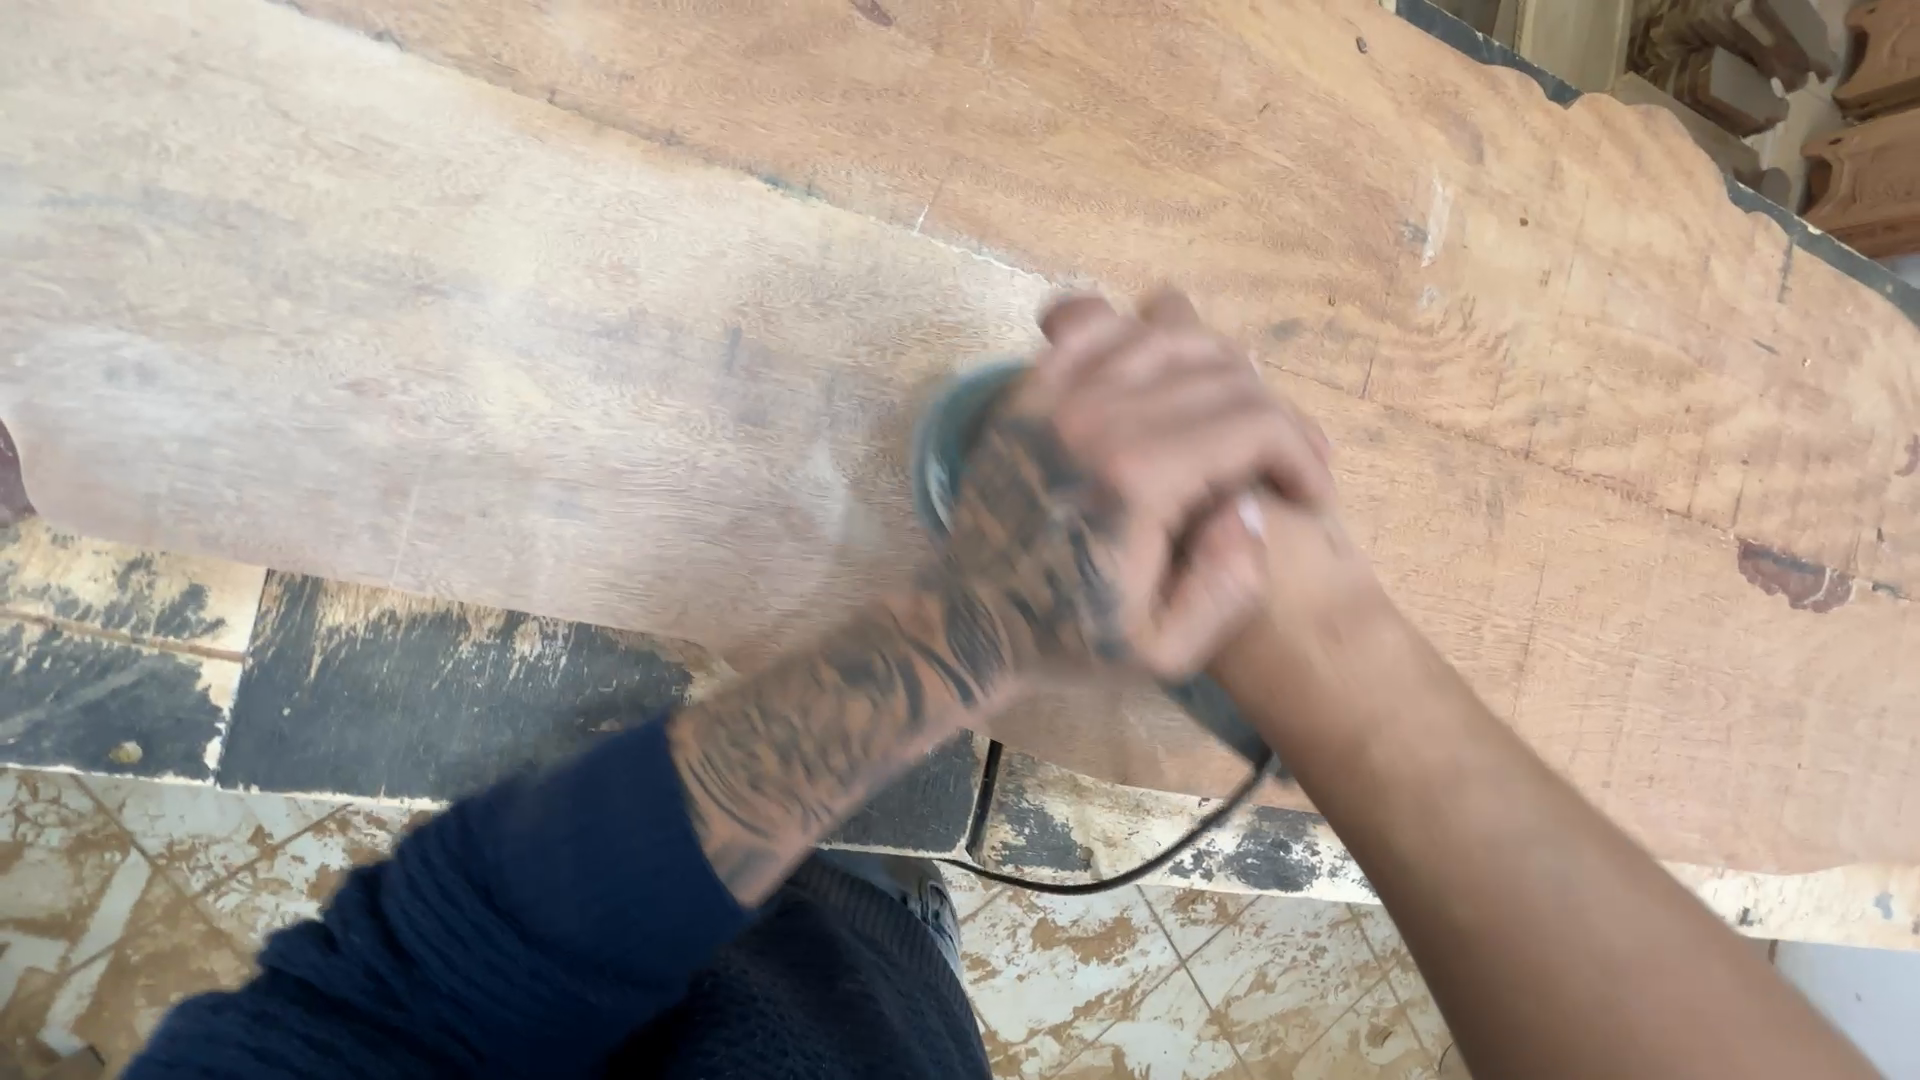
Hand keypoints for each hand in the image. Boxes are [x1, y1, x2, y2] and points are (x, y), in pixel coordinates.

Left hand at [937, 289, 1335, 680]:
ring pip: (1168, 340)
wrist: (969, 622)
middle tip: (1285, 463)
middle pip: (1220, 376)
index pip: (1255, 424)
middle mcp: (1096, 417)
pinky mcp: (1027, 395)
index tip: (1310, 493)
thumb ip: (1230, 584)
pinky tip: (1165, 372)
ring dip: (1221, 373)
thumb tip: (1250, 504)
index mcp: (1136, 478)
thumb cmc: (1066, 641)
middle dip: (1274, 417)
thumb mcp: (1165, 652)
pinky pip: (1098, 333)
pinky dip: (1143, 339)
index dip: (1302, 455)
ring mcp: (1054, 397)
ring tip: (1238, 417)